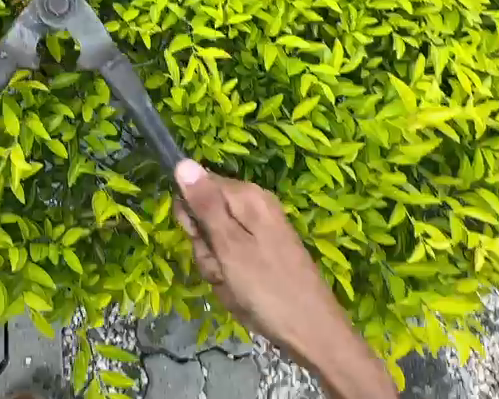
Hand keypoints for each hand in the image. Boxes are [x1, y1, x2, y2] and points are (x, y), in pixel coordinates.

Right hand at [173, 160, 394, 398]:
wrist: (316, 335)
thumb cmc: (268, 290)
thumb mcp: (229, 246)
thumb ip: (204, 204)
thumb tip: (182, 162)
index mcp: (247, 195)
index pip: (196, 186)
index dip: (191, 216)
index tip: (200, 240)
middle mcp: (255, 204)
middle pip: (206, 213)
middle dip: (205, 245)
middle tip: (221, 269)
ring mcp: (262, 228)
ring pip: (216, 238)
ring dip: (216, 265)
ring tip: (232, 284)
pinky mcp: (266, 251)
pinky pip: (233, 254)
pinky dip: (230, 274)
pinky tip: (241, 292)